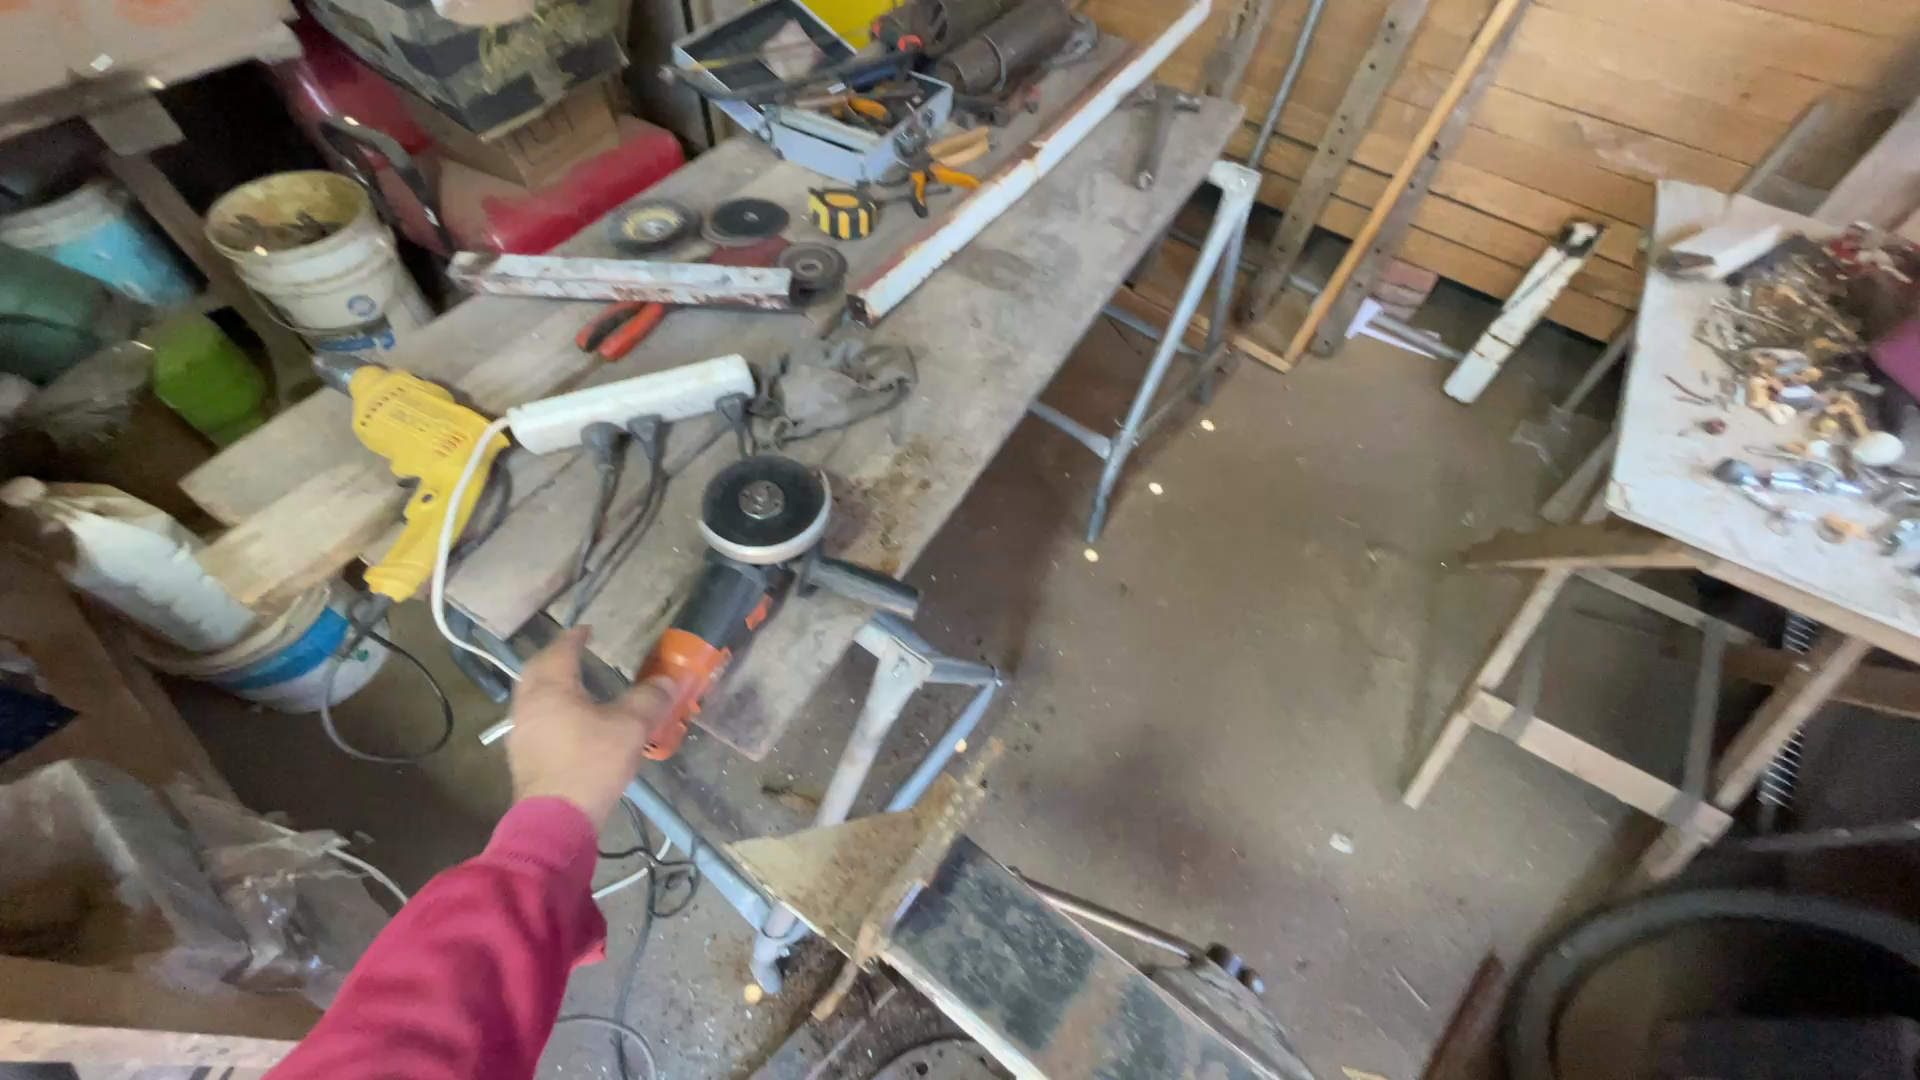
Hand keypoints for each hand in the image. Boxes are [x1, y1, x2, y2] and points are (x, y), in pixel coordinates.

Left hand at [506, 626, 671, 825]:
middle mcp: (529, 707)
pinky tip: (572, 721)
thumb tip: (668, 680)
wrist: (557, 820)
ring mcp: (522, 735)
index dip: (574, 638)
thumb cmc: (591, 762)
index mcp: (550, 690)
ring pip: (534, 698)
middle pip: (536, 673)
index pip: (560, 652)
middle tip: (575, 652)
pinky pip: (538, 721)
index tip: (586, 629)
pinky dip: (553, 710)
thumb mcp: (631, 725)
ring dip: (552, 686)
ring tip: (576, 685)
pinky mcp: (525, 759)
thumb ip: (650, 698)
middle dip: (555, 659)